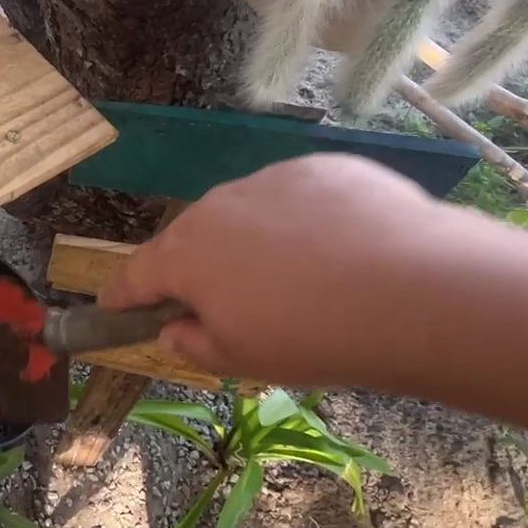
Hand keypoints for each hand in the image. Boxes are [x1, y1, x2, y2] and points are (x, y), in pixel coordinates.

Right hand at [98, 153, 465, 386]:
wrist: (414, 290)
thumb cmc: (311, 335)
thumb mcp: (243, 360)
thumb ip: (195, 344)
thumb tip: (176, 329)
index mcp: (185, 255)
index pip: (135, 274)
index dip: (123, 294)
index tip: (113, 304)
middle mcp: (214, 206)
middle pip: (193, 240)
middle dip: (201, 269)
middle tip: (235, 304)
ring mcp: (266, 179)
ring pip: (245, 214)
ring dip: (255, 242)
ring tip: (304, 280)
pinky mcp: (318, 167)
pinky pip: (296, 197)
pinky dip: (305, 221)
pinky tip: (343, 251)